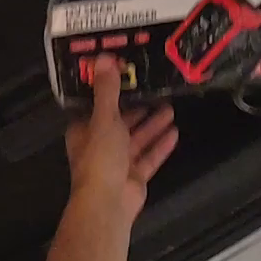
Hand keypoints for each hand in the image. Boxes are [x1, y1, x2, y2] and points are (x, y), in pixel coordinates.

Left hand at [64, 56, 178, 221]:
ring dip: (152, 124)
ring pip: (137, 139)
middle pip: (121, 122)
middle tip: (157, 91)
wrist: (108, 202)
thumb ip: (107, 90)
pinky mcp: (135, 176)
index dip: (112, 92)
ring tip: (170, 108)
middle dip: (138, 108)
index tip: (128, 76)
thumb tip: (103, 58)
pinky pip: (149, 157)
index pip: (98, 106)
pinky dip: (160, 145)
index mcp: (85, 130)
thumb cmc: (100, 158)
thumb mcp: (103, 118)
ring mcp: (118, 163)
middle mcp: (100, 145)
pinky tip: (174, 133)